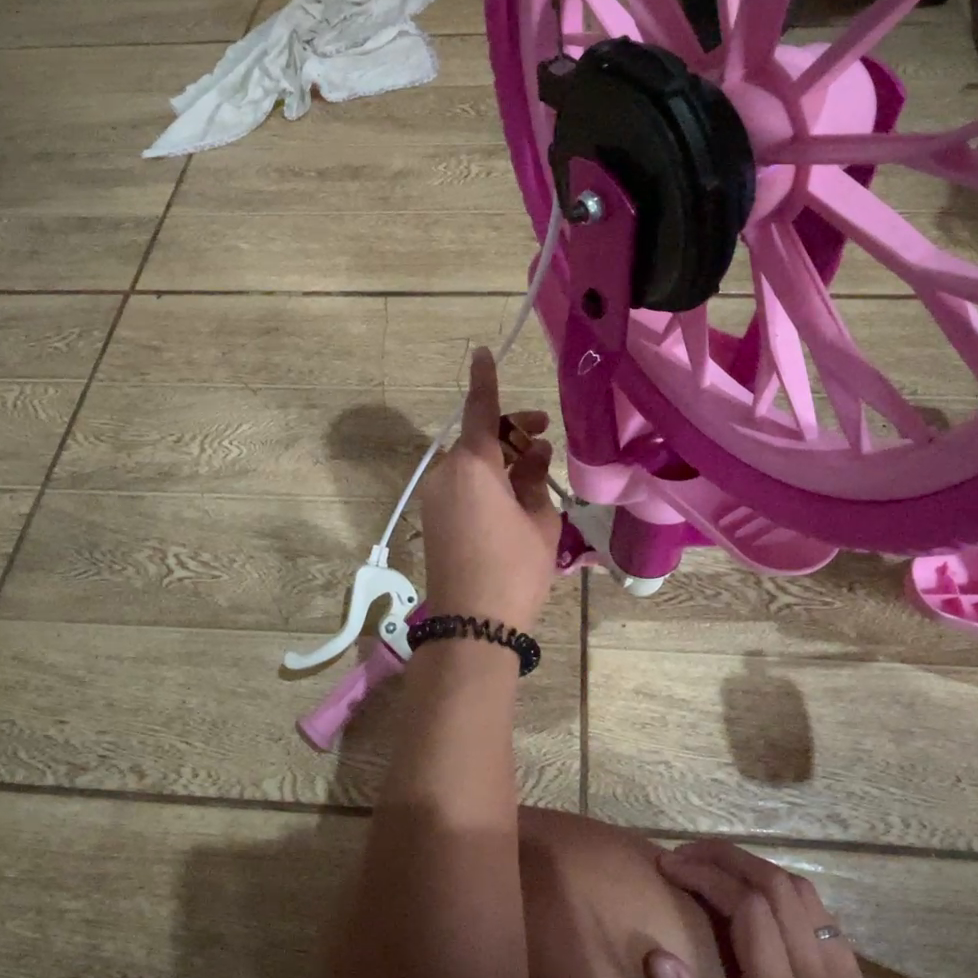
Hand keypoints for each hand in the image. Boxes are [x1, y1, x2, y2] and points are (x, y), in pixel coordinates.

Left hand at [419, 347, 561, 633]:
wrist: (472, 625)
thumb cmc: (514, 569)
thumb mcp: (539, 521)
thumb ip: (534, 477)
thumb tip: (533, 451)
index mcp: (473, 466)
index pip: (480, 410)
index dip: (484, 380)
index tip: (482, 352)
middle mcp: (446, 473)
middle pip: (477, 437)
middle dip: (509, 431)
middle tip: (543, 437)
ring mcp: (435, 496)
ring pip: (470, 462)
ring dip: (499, 458)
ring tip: (535, 469)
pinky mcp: (434, 518)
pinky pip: (461, 483)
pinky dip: (485, 478)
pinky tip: (514, 493)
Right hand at [646, 841, 871, 977]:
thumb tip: (656, 957)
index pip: (747, 905)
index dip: (705, 875)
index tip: (666, 866)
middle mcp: (821, 977)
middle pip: (777, 886)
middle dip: (727, 859)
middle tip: (685, 855)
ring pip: (806, 896)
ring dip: (758, 870)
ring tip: (718, 870)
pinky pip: (823, 919)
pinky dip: (788, 895)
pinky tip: (764, 907)